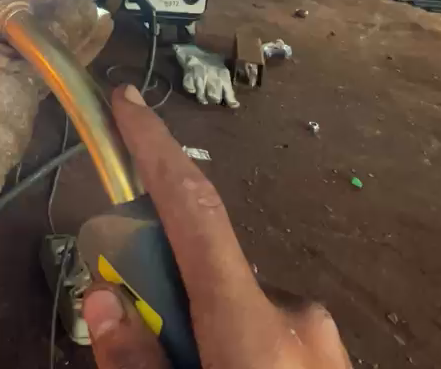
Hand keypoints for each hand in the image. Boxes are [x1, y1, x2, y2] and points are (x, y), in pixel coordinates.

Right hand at [81, 84, 349, 368]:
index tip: (127, 98)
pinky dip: (240, 345)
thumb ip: (135, 359)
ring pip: (238, 301)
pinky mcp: (338, 357)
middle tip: (140, 321)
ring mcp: (327, 337)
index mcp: (252, 325)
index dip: (156, 147)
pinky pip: (272, 331)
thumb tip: (102, 296)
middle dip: (168, 276)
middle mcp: (295, 313)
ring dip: (206, 320)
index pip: (194, 207)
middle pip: (210, 263)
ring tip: (191, 366)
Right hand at [172, 43, 238, 107]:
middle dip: (214, 99)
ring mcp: (199, 76)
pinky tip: (193, 86)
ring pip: (201, 96)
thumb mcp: (221, 69)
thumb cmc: (209, 60)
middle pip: (214, 97)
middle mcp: (212, 75)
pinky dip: (191, 89)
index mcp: (222, 73)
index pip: (228, 91)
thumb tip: (234, 104)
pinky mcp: (187, 76)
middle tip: (213, 97)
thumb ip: (227, 85)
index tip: (233, 105)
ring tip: (203, 96)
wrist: (191, 48)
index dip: (230, 101)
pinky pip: (190, 89)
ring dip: (202, 98)